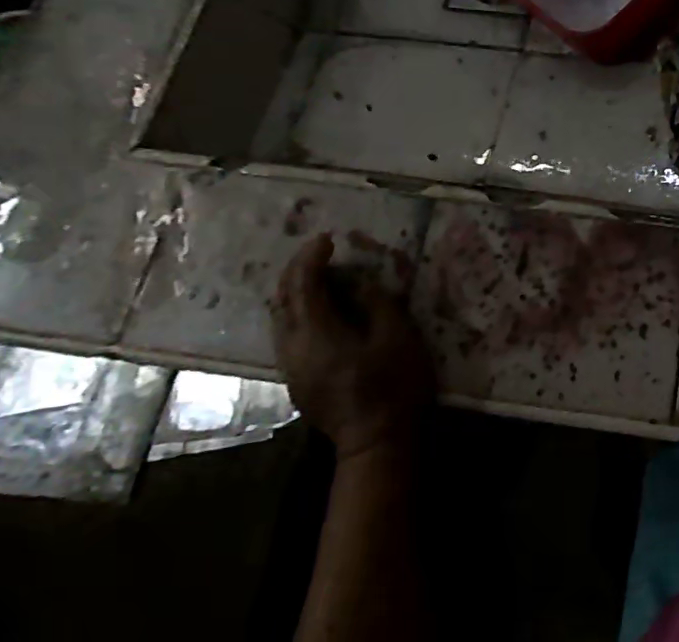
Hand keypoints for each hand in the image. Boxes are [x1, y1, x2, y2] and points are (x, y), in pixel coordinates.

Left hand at [270, 233, 432, 459]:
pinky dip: (297, 310)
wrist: (376, 441)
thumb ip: (378, 305)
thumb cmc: (394, 385)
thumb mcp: (398, 338)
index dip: (312, 258)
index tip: (327, 238)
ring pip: (280, 318)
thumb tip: (362, 283)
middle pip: (283, 300)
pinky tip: (318, 308)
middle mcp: (295, 348)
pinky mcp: (298, 378)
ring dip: (295, 290)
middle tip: (319, 250)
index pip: (304, 286)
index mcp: (319, 335)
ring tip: (318, 273)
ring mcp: (292, 366)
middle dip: (297, 270)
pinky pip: (287, 333)